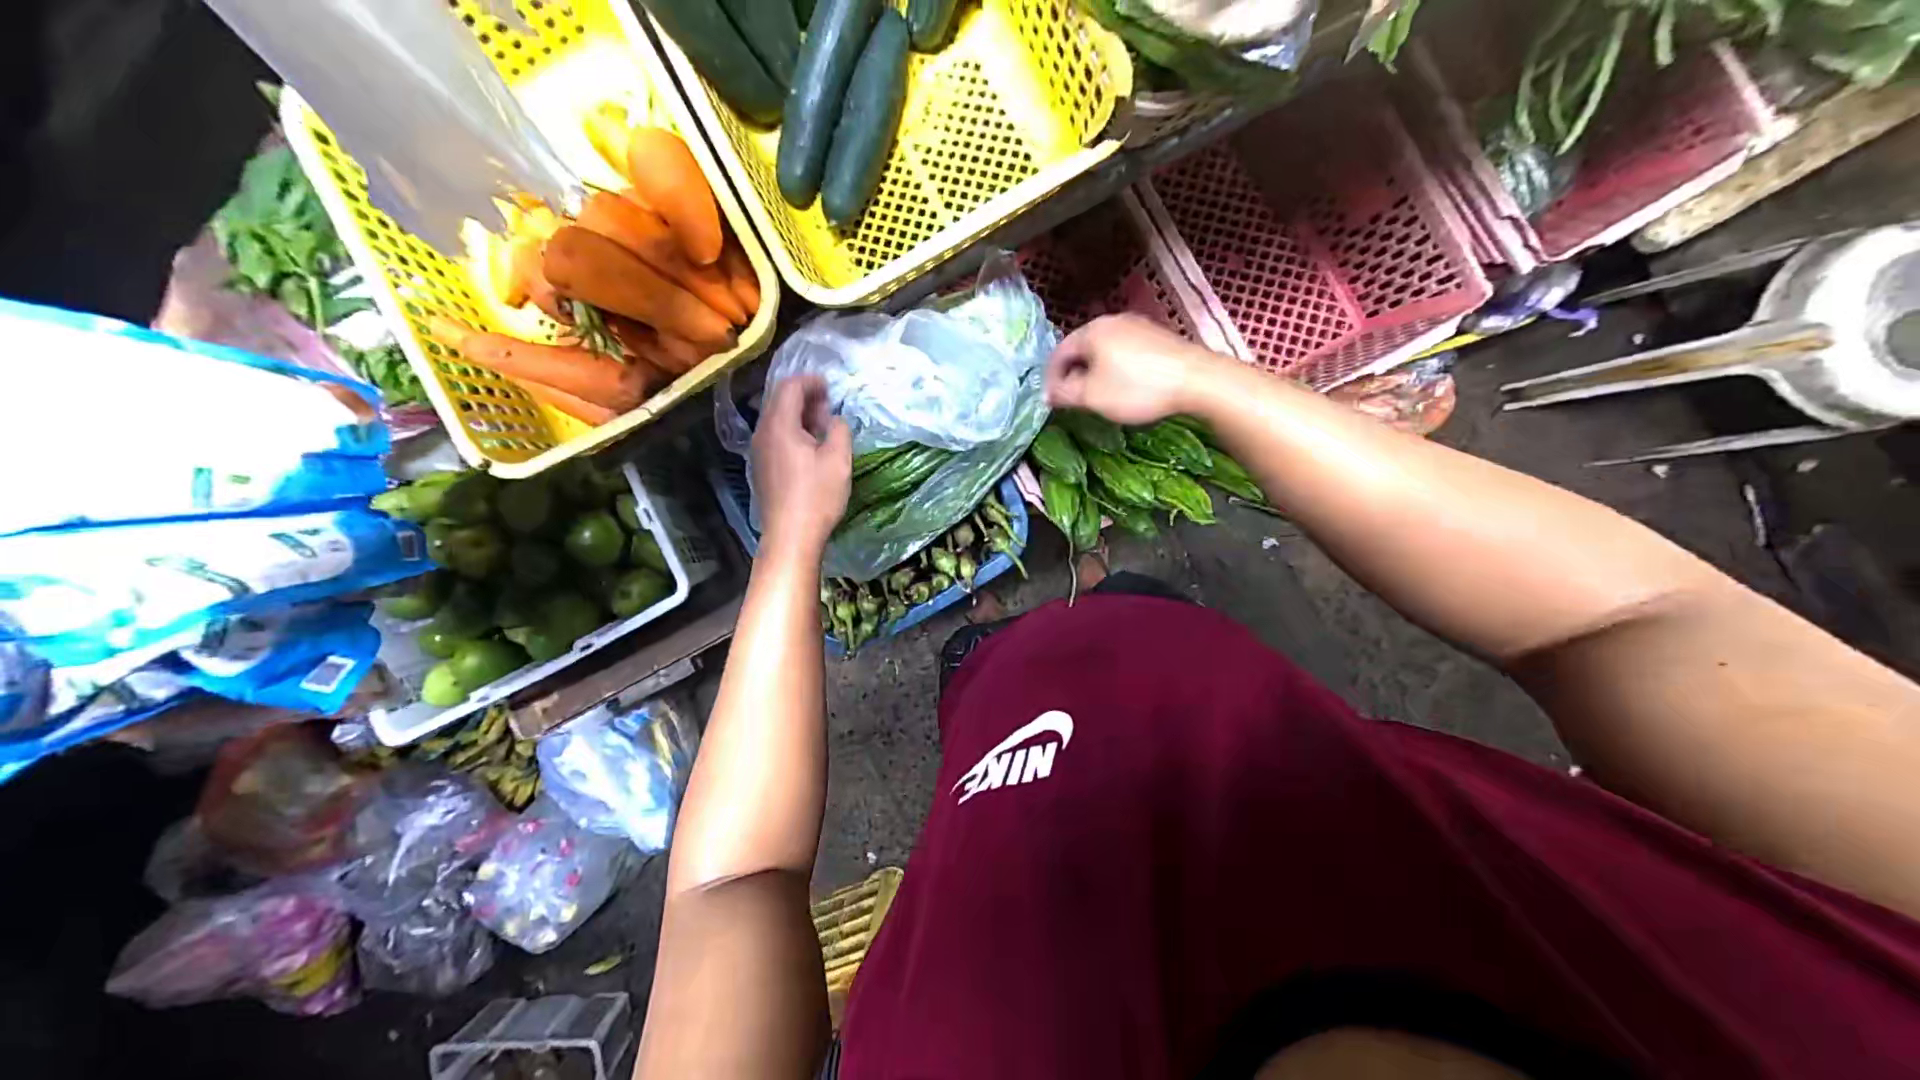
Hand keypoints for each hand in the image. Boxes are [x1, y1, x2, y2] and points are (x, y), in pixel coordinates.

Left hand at [752, 375, 850, 556]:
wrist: (791, 536)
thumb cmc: (817, 496)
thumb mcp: (838, 459)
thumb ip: (839, 430)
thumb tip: (833, 421)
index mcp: (779, 425)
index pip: (790, 387)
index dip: (810, 382)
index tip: (829, 388)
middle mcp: (763, 433)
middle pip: (779, 401)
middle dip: (804, 398)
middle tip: (828, 408)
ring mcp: (759, 452)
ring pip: (777, 420)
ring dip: (799, 417)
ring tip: (823, 429)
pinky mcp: (762, 468)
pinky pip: (775, 438)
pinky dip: (792, 433)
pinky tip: (811, 449)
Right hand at [1044, 314, 1235, 425]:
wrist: (1196, 380)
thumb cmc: (1137, 388)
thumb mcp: (1092, 396)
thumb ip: (1064, 393)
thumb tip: (1048, 394)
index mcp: (1091, 330)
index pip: (1059, 352)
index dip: (1051, 378)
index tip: (1052, 402)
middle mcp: (1113, 320)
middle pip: (1082, 348)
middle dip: (1074, 374)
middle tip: (1073, 400)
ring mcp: (1138, 325)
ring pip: (1105, 350)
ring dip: (1095, 372)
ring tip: (1098, 396)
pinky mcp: (1157, 337)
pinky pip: (1126, 351)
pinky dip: (1117, 368)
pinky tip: (1125, 387)